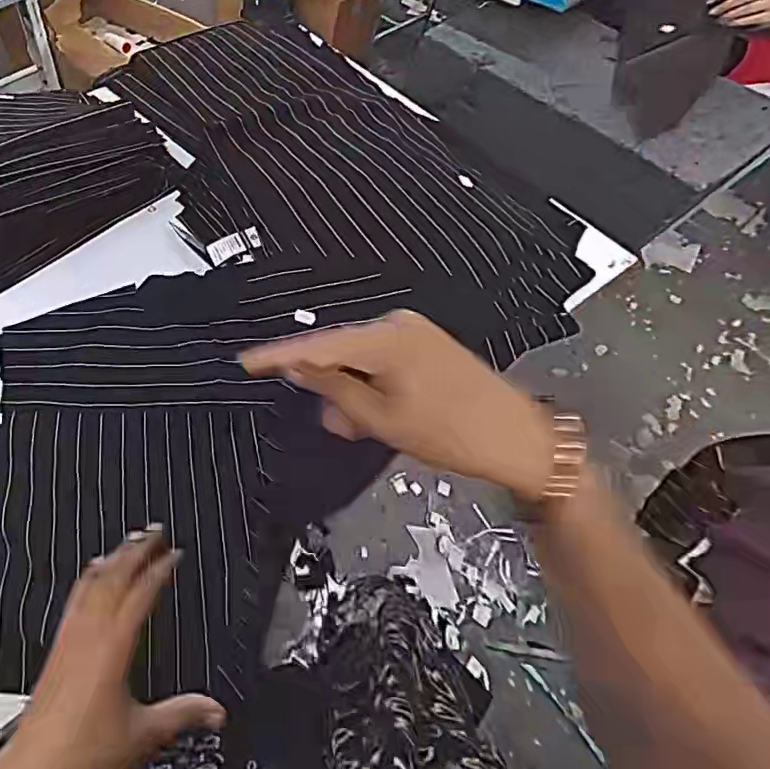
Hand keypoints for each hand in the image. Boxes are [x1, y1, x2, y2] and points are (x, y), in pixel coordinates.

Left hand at [0, 529, 224, 768]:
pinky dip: (88, 578)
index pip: (141, 593)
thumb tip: (214, 709)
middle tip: (154, 531)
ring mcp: (69, 636)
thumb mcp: (143, 734)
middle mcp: (89, 633)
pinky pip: (74, 598)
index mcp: (113, 646)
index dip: (160, 569)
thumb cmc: (81, 754)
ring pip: (93, 583)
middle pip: (115, 577)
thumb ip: (182, 714)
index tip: (174, 553)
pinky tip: (91, 573)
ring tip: (126, 542)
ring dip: (113, 558)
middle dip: (136, 550)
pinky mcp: (56, 646)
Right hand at [240, 310, 556, 498]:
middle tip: (323, 417)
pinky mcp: (424, 346)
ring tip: (354, 424)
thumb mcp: (383, 420)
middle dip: (323, 383)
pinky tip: (369, 410)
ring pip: (358, 358)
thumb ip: (335, 391)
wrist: (521, 442)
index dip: (278, 354)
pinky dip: (367, 384)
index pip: (317, 344)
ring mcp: (414, 333)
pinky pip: (379, 361)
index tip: (248, 360)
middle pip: (338, 350)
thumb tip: (302, 371)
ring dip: (347, 388)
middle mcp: (400, 326)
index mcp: (387, 339)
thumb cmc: (459, 433)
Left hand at [709, 0, 769, 30]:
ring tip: (718, 19)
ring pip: (748, 8)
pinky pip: (752, 19)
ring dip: (730, 14)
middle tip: (712, 12)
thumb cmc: (757, 3)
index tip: (710, 1)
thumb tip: (712, 1)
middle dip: (726, 5)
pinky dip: (738, 21)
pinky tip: (728, 23)